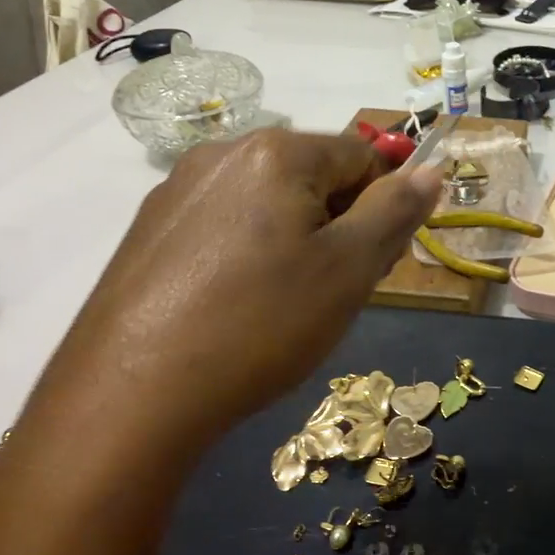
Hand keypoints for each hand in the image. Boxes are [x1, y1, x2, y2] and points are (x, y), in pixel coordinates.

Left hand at [51, 129, 442, 437]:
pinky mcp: (146, 232)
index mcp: (276, 152)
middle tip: (329, 293)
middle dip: (337, 226)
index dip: (381, 209)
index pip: (363, 157)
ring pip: (268, 203)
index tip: (372, 266)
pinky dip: (245, 256)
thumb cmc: (256, 326)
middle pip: (314, 177)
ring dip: (294, 241)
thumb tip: (431, 168)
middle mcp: (223, 153)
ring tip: (279, 308)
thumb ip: (396, 211)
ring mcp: (176, 191)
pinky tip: (232, 309)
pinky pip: (223, 226)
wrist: (123, 402)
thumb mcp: (348, 271)